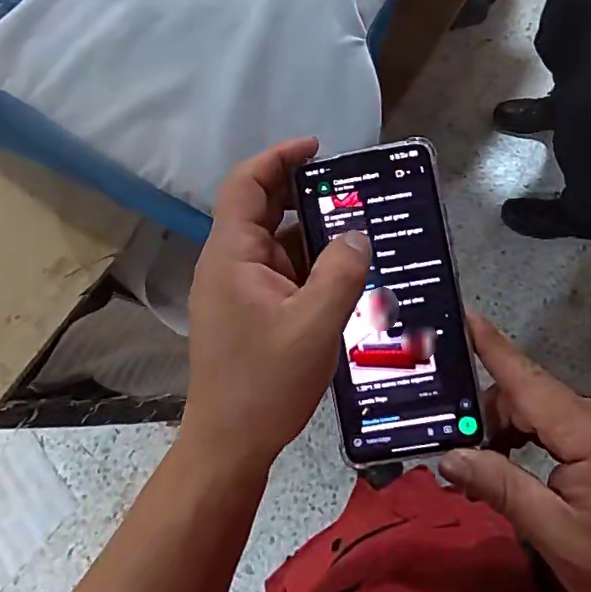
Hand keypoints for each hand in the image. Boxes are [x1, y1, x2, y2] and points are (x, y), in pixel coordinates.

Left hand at [182, 138, 370, 471]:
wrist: (229, 443)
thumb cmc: (265, 383)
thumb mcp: (315, 324)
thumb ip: (340, 272)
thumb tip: (357, 234)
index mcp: (232, 254)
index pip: (246, 184)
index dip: (278, 158)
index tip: (317, 148)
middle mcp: (230, 263)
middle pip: (262, 209)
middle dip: (304, 193)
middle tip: (353, 190)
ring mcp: (239, 288)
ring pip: (276, 243)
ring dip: (313, 233)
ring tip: (361, 227)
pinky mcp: (250, 310)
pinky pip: (282, 272)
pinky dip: (311, 264)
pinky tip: (346, 271)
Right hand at [439, 316, 590, 591]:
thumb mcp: (558, 538)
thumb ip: (502, 488)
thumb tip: (449, 457)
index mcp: (589, 430)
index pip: (525, 378)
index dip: (489, 344)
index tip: (461, 312)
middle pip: (528, 396)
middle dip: (487, 416)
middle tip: (454, 450)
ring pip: (542, 411)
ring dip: (507, 431)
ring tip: (480, 467)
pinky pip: (561, 426)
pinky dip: (530, 440)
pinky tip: (514, 467)